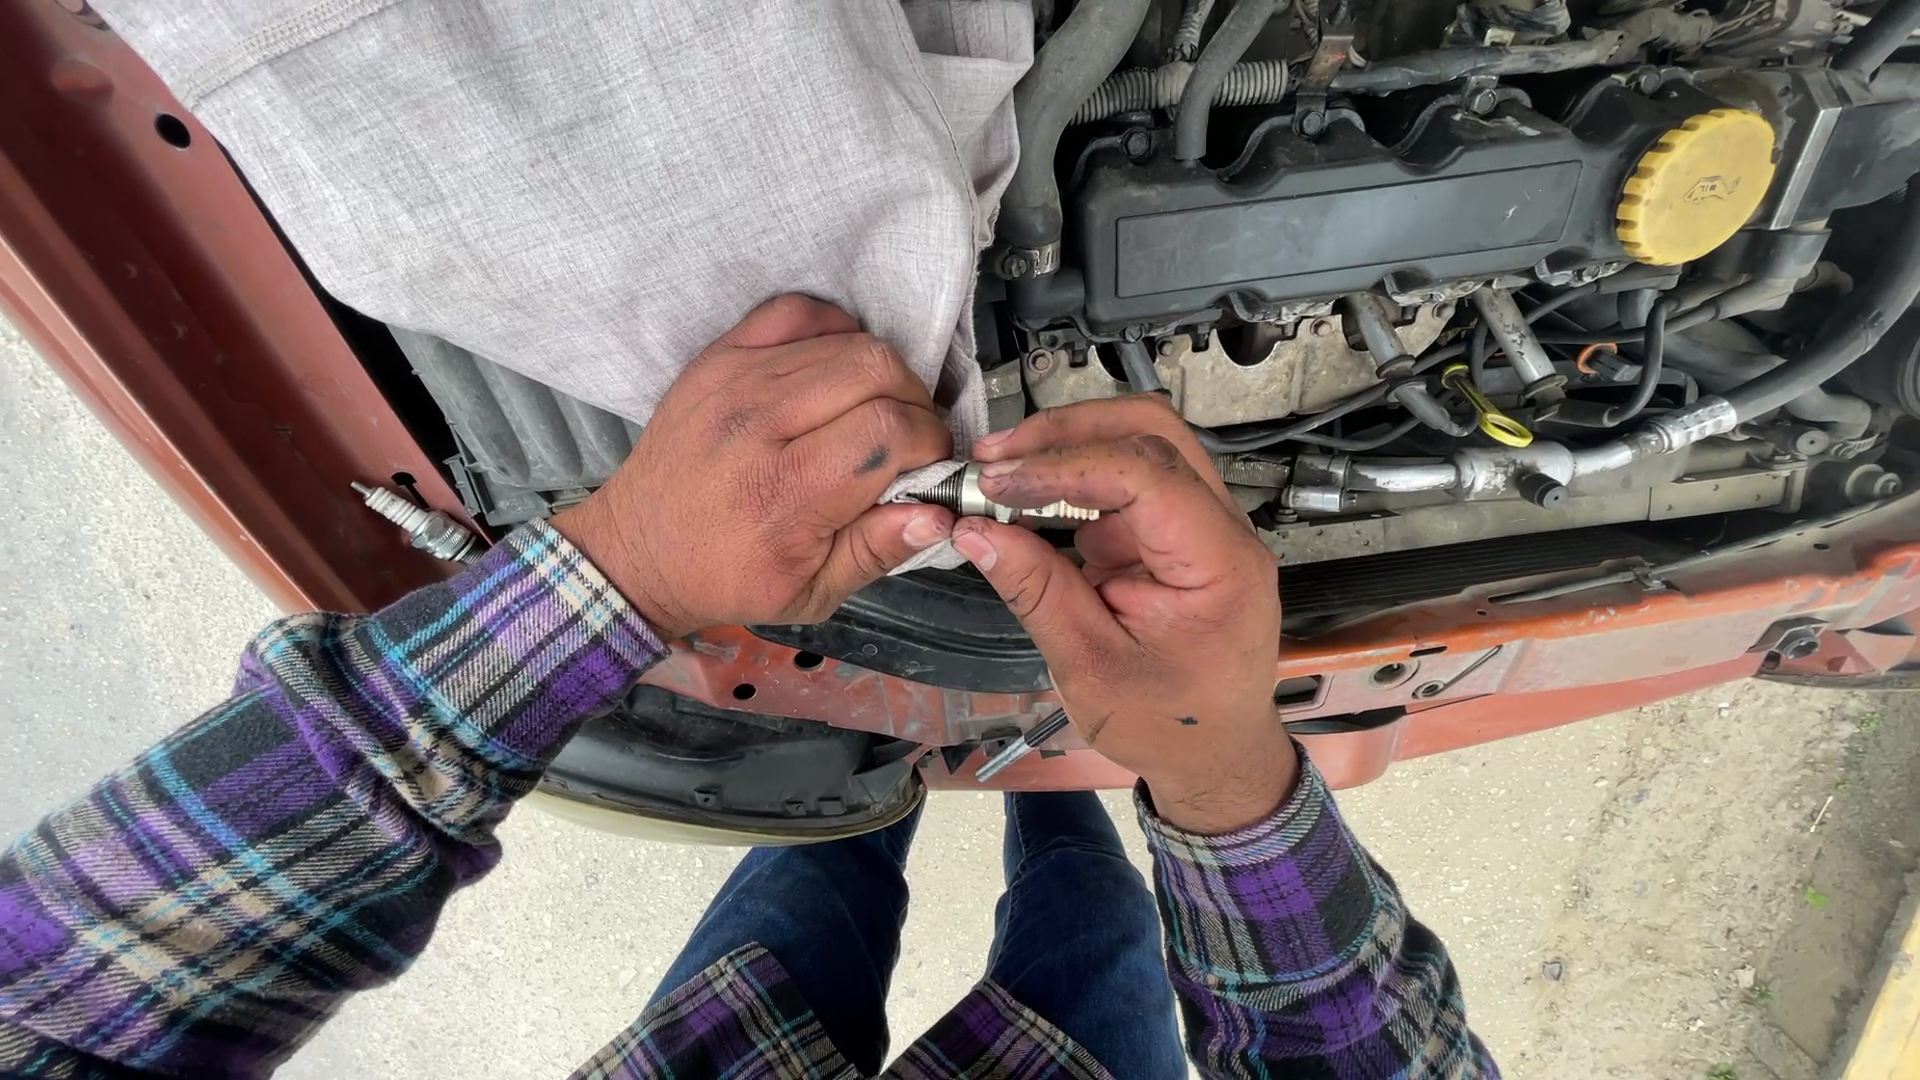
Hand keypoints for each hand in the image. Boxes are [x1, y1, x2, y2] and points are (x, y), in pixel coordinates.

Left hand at [554, 295, 954, 638]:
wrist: (639, 550)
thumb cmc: (727, 577)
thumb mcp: (811, 593)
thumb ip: (877, 551)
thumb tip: (938, 513)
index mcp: (786, 492)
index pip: (889, 430)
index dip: (928, 443)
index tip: (927, 464)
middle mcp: (760, 424)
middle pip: (877, 370)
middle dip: (915, 403)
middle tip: (909, 437)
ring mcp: (735, 379)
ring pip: (848, 340)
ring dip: (882, 374)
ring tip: (875, 411)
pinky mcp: (720, 356)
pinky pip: (798, 310)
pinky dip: (834, 332)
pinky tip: (836, 372)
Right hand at [952, 396, 1294, 833]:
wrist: (1216, 755)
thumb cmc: (1166, 724)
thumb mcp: (1089, 667)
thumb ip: (1036, 590)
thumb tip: (974, 530)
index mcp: (1219, 563)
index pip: (1145, 474)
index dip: (1064, 466)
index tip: (995, 480)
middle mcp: (1221, 528)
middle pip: (1152, 432)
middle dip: (1068, 431)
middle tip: (996, 456)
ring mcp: (1198, 526)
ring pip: (1139, 445)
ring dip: (1067, 448)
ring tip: (1000, 472)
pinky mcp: (1172, 534)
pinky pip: (1122, 484)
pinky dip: (1070, 483)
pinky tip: (1027, 500)